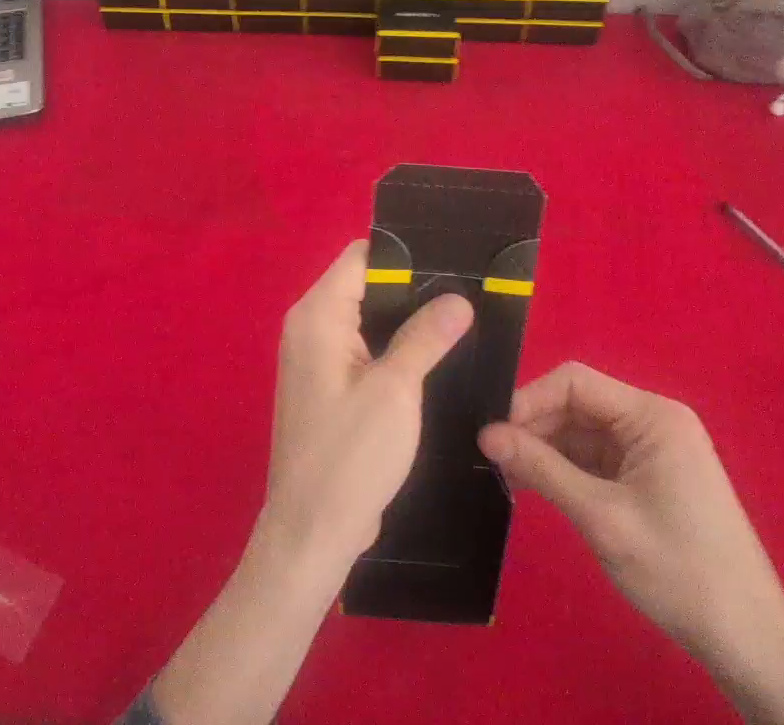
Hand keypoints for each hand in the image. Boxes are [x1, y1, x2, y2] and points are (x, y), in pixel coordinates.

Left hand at [143, 241, 474, 724]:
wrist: (312, 530)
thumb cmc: (350, 456)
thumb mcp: (395, 391)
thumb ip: (425, 337)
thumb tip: (457, 298)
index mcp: (317, 317)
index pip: (360, 258)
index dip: (405, 253)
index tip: (456, 255)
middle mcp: (311, 329)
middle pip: (365, 286)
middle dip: (414, 285)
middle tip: (473, 285)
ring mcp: (319, 361)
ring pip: (370, 320)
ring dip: (409, 319)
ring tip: (467, 314)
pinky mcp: (331, 389)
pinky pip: (367, 351)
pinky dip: (397, 348)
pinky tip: (439, 353)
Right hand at [478, 363, 783, 724]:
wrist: (745, 636)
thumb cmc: (677, 569)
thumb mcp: (600, 516)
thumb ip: (541, 468)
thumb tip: (485, 434)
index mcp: (653, 417)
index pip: (575, 383)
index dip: (528, 400)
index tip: (489, 434)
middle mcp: (651, 423)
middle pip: (575, 405)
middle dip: (531, 428)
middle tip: (487, 460)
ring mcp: (649, 451)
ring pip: (578, 433)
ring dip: (541, 451)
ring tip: (500, 476)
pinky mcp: (644, 478)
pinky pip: (590, 459)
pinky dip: (559, 470)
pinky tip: (528, 487)